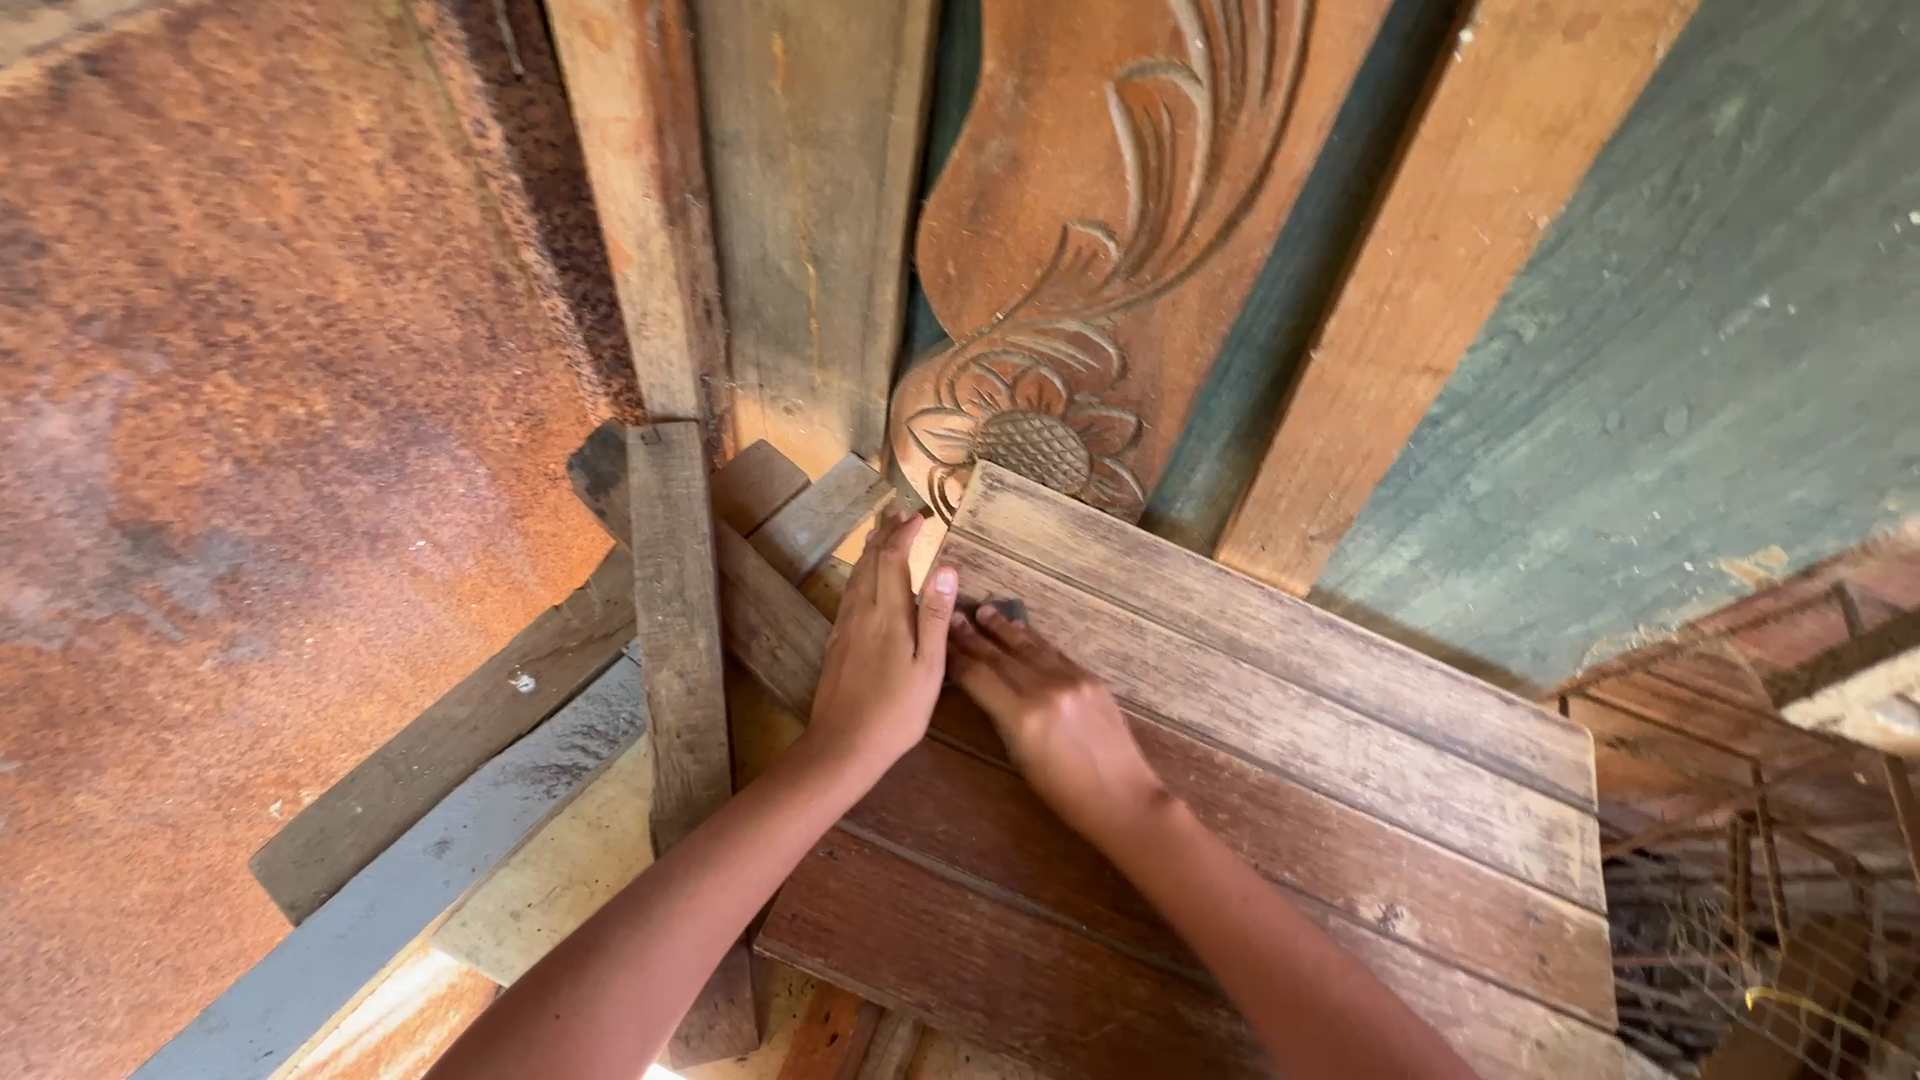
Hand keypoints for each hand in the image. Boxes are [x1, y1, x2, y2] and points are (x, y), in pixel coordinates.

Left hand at [805, 507, 958, 770]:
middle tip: (898, 512)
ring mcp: (846, 626)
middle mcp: (862, 611)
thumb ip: (935, 616)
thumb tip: (947, 567)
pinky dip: (860, 572)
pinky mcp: (837, 641)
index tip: (921, 515)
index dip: (906, 533)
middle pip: (870, 560)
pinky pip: (850, 592)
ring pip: (856, 575)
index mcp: (888, 614)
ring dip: (871, 549)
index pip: (894, 558)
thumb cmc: (896, 711)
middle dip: (886, 533)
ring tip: (881, 532)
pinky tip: (864, 580)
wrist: (842, 745)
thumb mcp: (929, 667)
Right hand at [948, 606, 1169, 842]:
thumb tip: (984, 687)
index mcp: (1022, 717)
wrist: (1121, 797)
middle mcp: (1044, 690)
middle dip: (974, 636)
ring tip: (984, 611)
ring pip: (1029, 646)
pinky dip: (1033, 640)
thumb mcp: (1020, 758)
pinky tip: (1020, 630)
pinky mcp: (1090, 678)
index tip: (941, 642)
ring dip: (1004, 628)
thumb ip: (1002, 717)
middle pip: (1000, 657)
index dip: (957, 659)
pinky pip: (1054, 653)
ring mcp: (1071, 680)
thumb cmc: (1063, 793)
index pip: (979, 677)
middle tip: (953, 616)